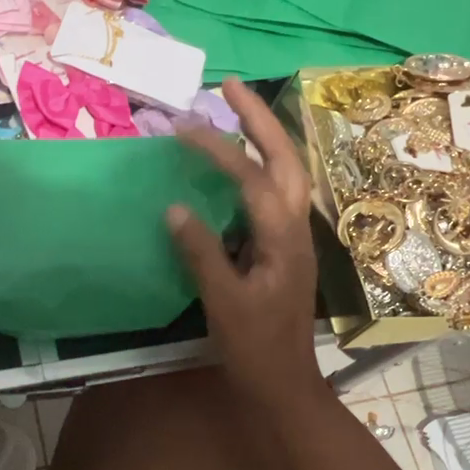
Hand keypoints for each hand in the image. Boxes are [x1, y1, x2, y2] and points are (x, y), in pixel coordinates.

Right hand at [169, 77, 327, 405]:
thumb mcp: (223, 303)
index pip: (251, 178)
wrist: (285, 384)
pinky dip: (259, 163)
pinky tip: (238, 160)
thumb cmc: (255, 348)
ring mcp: (293, 234)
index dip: (218, 149)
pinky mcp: (283, 244)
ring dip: (265, 134)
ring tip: (235, 108)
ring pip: (287, 170)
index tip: (181, 128)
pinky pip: (275, 190)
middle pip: (286, 157)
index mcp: (282, 238)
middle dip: (260, 117)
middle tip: (228, 85)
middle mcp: (295, 226)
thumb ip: (201, 253)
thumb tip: (174, 208)